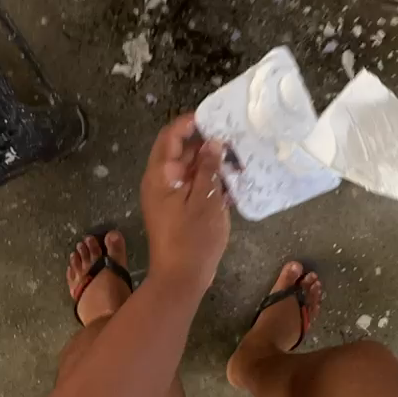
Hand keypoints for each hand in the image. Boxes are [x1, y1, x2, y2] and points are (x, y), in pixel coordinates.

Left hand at [140, 114, 230, 288]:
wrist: (180, 279)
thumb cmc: (192, 239)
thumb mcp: (206, 199)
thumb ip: (208, 168)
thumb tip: (212, 142)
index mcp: (160, 175)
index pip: (170, 136)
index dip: (190, 123)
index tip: (214, 117)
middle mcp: (160, 182)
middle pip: (180, 152)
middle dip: (205, 144)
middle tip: (233, 139)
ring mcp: (167, 197)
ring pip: (188, 170)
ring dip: (210, 165)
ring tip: (238, 160)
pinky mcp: (177, 211)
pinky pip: (192, 187)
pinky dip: (209, 183)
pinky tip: (232, 184)